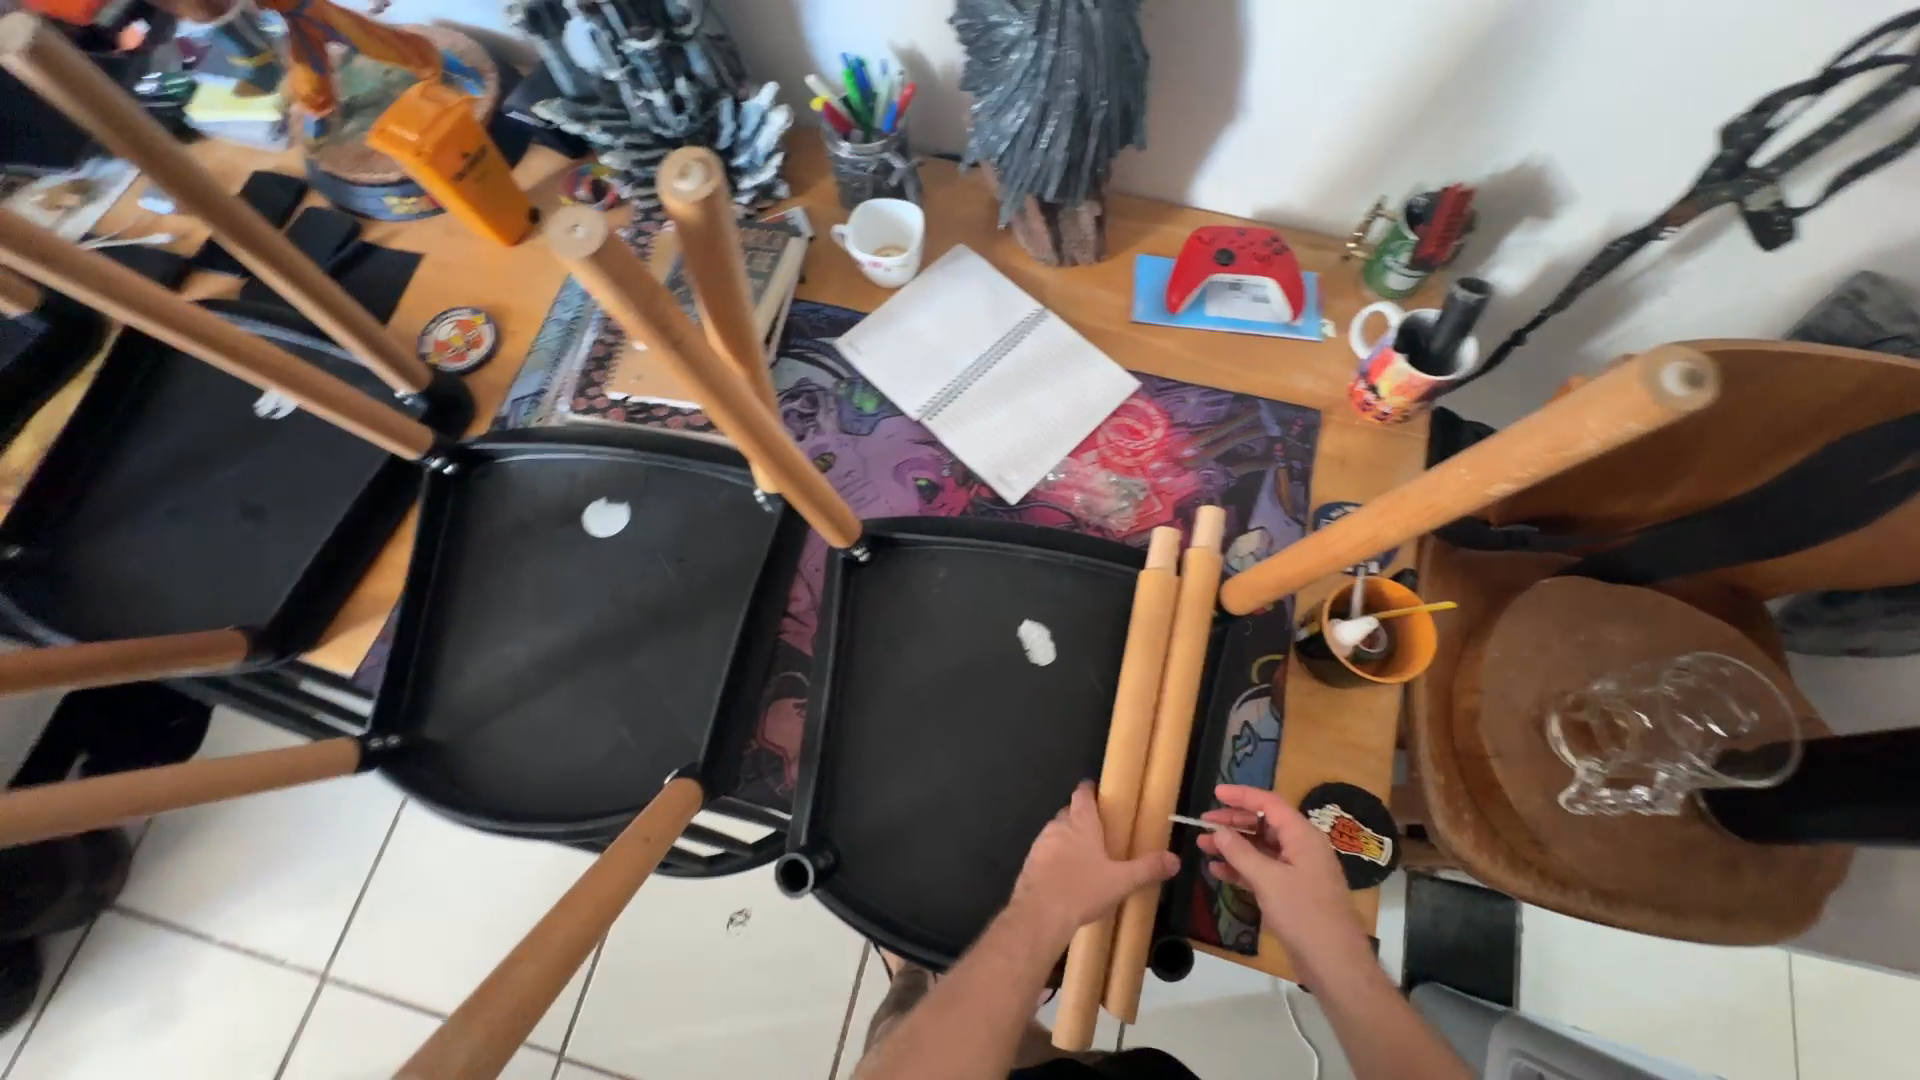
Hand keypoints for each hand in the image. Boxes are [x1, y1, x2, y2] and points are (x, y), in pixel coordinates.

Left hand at [1010, 781, 1179, 947]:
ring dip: (1067, 838)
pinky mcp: (1030, 862)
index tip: (1096, 792)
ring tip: (1084, 855)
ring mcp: (1040, 843)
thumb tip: (1175, 859)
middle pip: (1069, 812)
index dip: (1089, 790)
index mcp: (1081, 822)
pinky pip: (1045, 852)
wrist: (1040, 913)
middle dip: (1081, 817)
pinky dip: (1055, 857)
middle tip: (1098, 831)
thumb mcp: (1121, 881)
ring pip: (1056, 832)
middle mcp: (1058, 826)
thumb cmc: (1083, 889)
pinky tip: (1065, 875)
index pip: (1082, 794)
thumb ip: (1147, 868)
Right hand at [1195, 784, 1372, 983]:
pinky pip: (1262, 870)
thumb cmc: (1304, 914)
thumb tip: (1218, 830)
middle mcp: (1301, 848)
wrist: (1335, 964)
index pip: (1269, 803)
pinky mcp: (1291, 892)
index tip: (1215, 793)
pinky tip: (1218, 871)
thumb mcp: (1268, 880)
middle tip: (1203, 824)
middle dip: (1233, 823)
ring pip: (1260, 848)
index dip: (1241, 795)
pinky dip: (1241, 868)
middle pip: (1263, 824)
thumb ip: (1240, 852)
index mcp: (1302, 836)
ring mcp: (1297, 871)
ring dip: (1233, 846)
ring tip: (1203, 846)